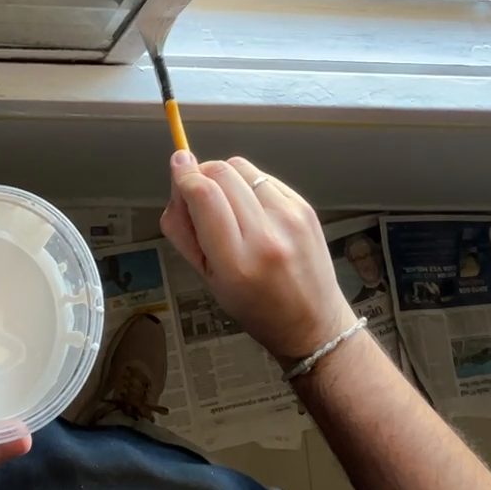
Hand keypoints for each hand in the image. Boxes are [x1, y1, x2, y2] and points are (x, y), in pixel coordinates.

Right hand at [160, 152, 355, 360]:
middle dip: (202, 174)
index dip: (184, 175)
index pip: (203, 195)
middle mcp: (266, 237)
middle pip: (221, 172)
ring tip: (228, 204)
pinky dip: (248, 183)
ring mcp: (290, 218)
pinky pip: (263, 175)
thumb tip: (178, 180)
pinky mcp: (305, 207)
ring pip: (241, 167)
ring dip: (225, 176)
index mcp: (236, 262)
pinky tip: (252, 207)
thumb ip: (182, 229)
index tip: (178, 166)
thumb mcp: (205, 278)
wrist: (312, 322)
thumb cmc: (256, 306)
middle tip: (198, 193)